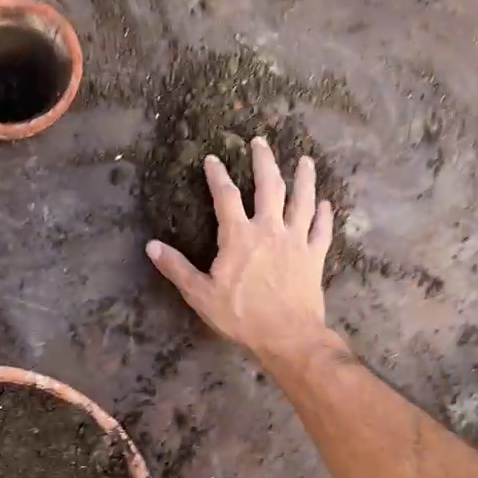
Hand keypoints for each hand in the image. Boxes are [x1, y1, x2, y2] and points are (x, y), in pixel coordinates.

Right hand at [146, 137, 343, 364]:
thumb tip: (151, 246)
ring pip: (302, 201)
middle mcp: (269, 229)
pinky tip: (326, 203)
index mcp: (239, 236)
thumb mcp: (200, 294)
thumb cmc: (241, 315)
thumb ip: (176, 268)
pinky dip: (325, 215)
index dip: (218, 175)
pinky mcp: (315, 256)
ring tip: (305, 160)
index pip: (225, 196)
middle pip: (269, 186)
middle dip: (264, 161)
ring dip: (304, 178)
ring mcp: (296, 241)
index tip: (213, 158)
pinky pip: (321, 230)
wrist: (288, 336)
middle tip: (261, 141)